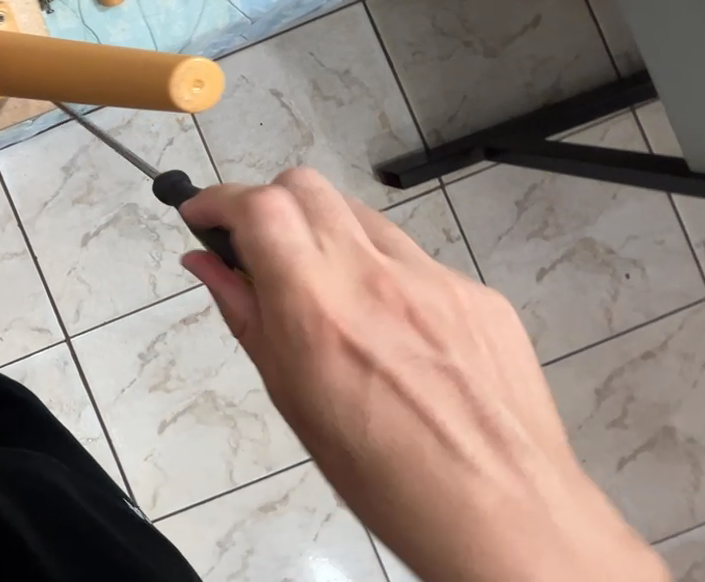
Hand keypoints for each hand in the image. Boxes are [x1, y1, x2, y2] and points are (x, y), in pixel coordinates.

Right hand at [180, 169, 665, 581]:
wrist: (504, 518)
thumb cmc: (374, 466)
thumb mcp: (285, 387)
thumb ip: (242, 309)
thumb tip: (204, 261)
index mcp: (315, 302)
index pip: (257, 205)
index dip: (217, 197)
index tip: (200, 212)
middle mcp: (372, 274)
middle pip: (304, 186)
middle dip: (267, 200)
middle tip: (257, 242)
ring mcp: (433, 279)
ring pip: (357, 213)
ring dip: (323, 228)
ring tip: (324, 282)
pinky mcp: (479, 295)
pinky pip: (412, 256)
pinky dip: (380, 267)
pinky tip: (389, 322)